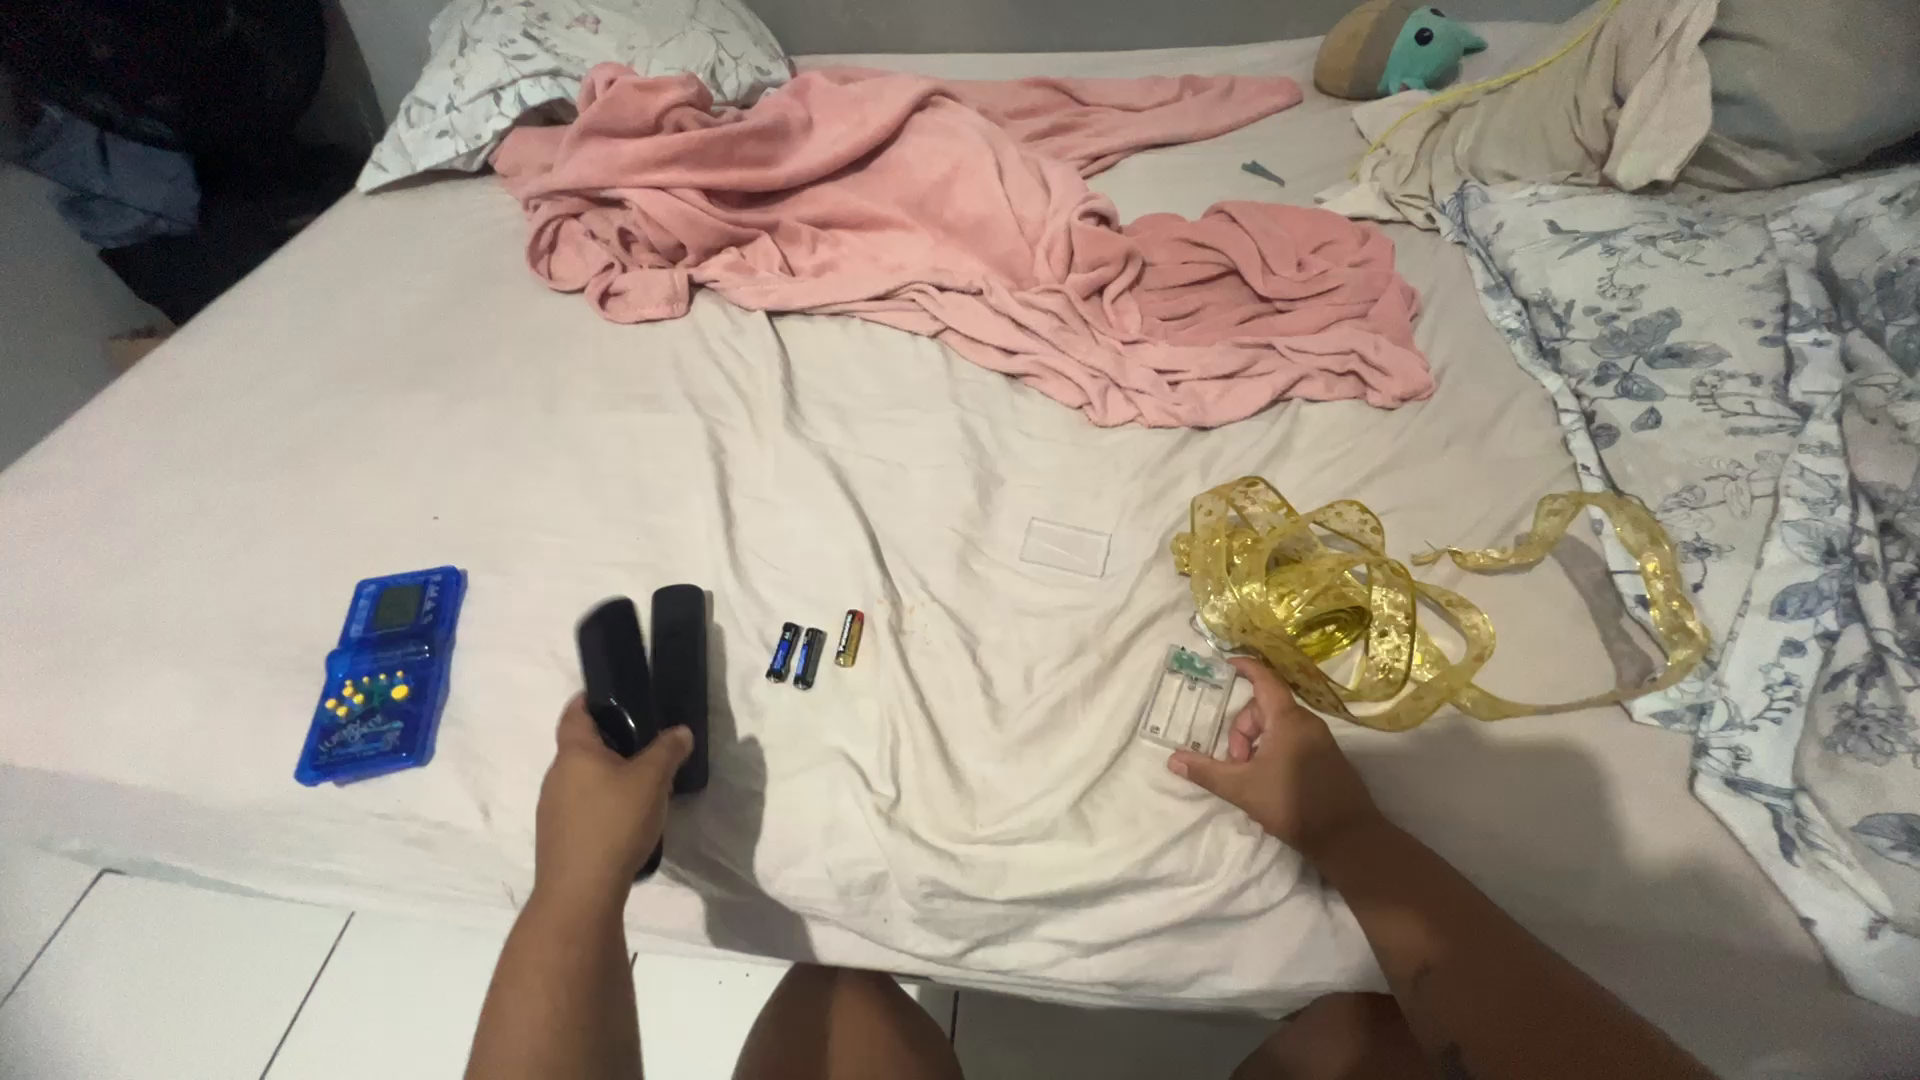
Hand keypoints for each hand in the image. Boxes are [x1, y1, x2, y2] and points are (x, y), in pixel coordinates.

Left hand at [533, 694, 692, 908]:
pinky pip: (583, 807)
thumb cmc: (614, 823)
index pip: (573, 714)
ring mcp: (552, 810)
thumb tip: (680, 732)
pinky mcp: (559, 838)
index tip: (608, 693)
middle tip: (645, 741)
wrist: (580, 893)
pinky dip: (603, 803)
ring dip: (608, 775)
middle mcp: (556, 777)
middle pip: (580, 748)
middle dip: (610, 741)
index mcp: (574, 754)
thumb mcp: (653, 779)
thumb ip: (668, 750)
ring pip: (583, 779)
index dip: (587, 700)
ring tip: (643, 782)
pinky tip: (627, 818)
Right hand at [1168, 656, 1385, 860]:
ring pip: (1277, 725)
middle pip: (1264, 708)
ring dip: (1255, 742)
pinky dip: (1272, 748)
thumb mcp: (1241, 788)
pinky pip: (1292, 738)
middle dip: (1241, 729)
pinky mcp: (1327, 757)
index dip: (1245, 668)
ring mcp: (1320, 740)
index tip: (1226, 665)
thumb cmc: (1293, 805)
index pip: (1264, 680)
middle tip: (1234, 761)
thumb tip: (1173, 760)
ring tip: (1248, 773)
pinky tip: (1266, 778)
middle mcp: (1307, 723)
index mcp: (1288, 721)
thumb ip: (1206, 771)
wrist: (1350, 840)